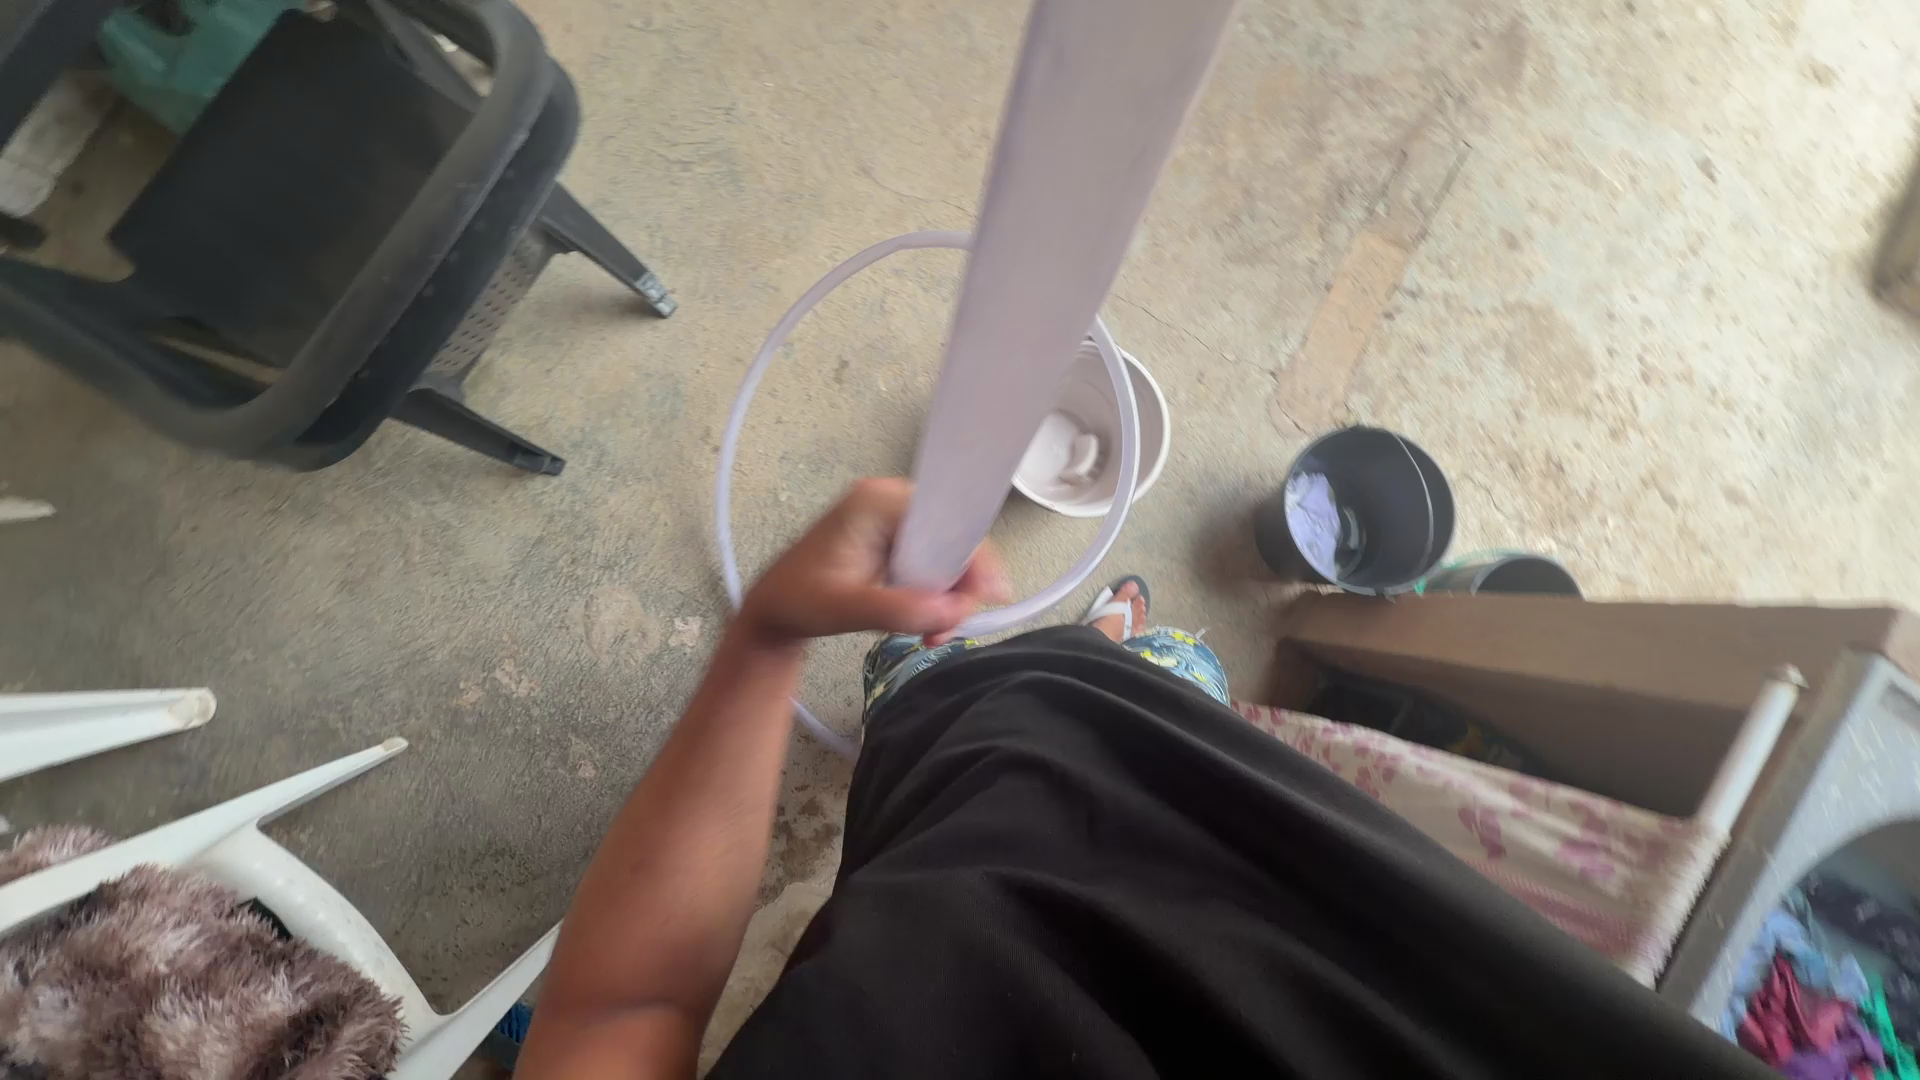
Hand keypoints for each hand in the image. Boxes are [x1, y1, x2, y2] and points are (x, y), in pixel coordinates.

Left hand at [739, 477, 1009, 645]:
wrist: (774, 609)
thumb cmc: (797, 601)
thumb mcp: (843, 608)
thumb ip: (896, 609)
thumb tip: (950, 610)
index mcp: (878, 502)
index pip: (946, 519)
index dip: (974, 556)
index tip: (991, 595)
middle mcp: (894, 501)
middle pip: (956, 537)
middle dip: (962, 586)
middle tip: (950, 628)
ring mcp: (898, 520)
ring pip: (952, 554)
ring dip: (952, 597)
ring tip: (935, 633)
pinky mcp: (900, 540)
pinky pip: (937, 564)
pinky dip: (940, 596)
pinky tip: (930, 622)